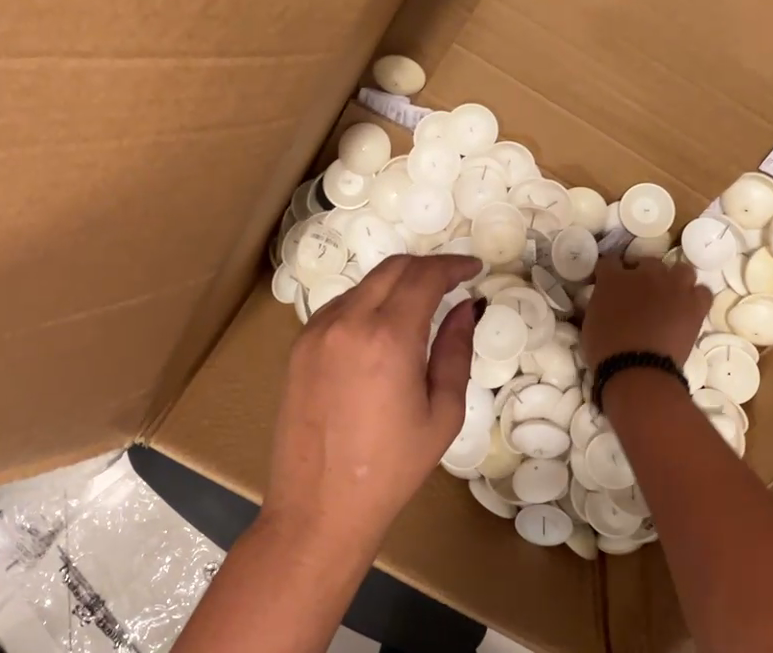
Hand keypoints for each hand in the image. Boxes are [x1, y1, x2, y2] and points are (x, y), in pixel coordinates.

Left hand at [265, 253, 483, 547]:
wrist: (318, 507)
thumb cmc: (391, 468)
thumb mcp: (442, 413)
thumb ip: (455, 351)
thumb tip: (465, 307)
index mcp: (388, 337)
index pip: (424, 276)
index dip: (452, 265)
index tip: (473, 268)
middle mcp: (348, 321)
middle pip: (392, 268)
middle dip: (426, 266)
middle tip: (453, 279)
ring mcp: (317, 331)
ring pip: (364, 284)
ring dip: (396, 283)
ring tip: (421, 303)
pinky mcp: (299, 346)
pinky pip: (340, 307)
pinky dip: (368, 302)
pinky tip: (383, 327)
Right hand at [580, 255, 708, 367]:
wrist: (638, 370)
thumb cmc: (605, 350)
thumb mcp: (590, 323)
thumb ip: (598, 304)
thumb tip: (604, 302)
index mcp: (613, 278)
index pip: (610, 262)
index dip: (611, 271)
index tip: (610, 281)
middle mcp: (644, 274)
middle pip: (648, 262)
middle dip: (644, 274)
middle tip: (641, 293)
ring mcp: (672, 287)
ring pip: (680, 269)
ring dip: (674, 280)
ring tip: (670, 296)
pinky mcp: (694, 305)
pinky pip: (703, 292)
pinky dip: (696, 298)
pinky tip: (689, 308)